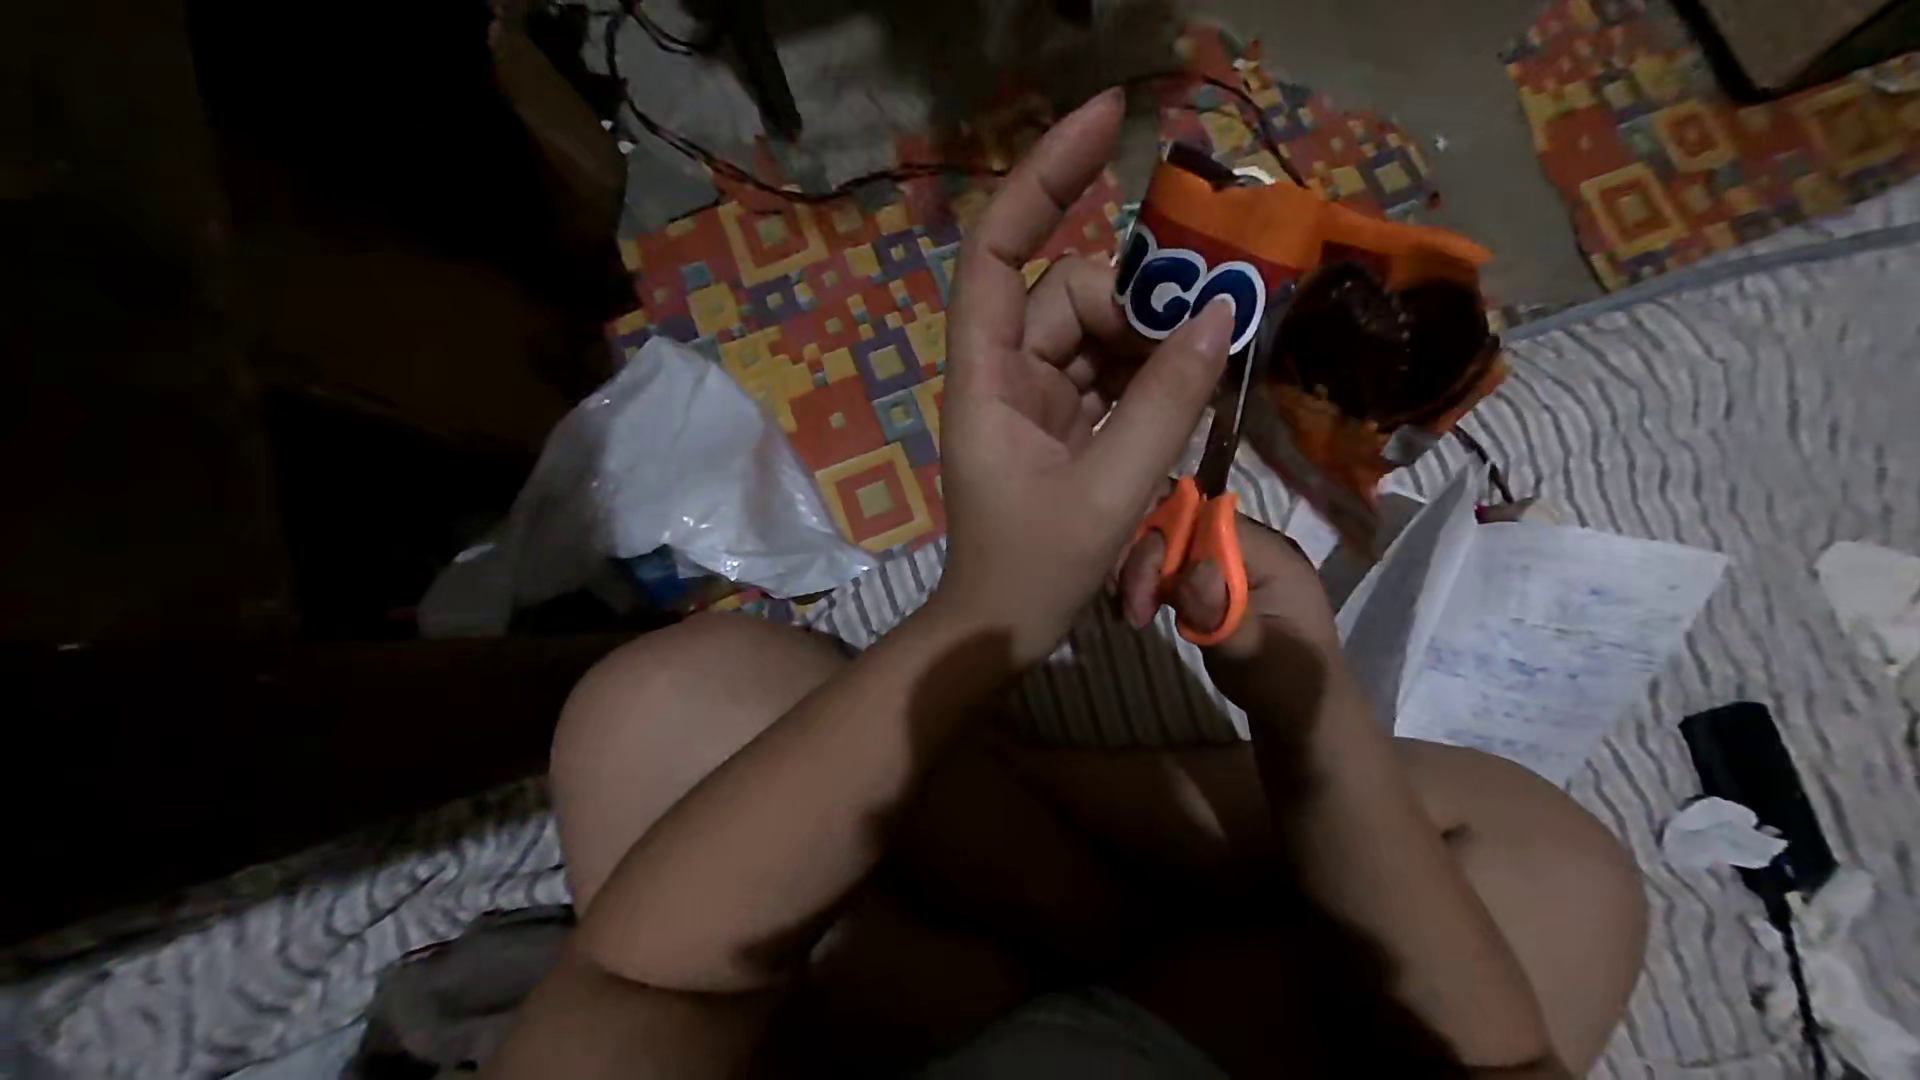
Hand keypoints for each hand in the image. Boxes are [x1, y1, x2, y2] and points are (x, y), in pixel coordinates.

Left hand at [933, 88, 1234, 663]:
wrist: (1001, 629)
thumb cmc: (1032, 572)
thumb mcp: (1107, 492)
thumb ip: (1164, 405)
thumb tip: (1221, 318)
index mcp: (987, 380)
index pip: (998, 252)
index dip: (1044, 178)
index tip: (1112, 118)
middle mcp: (1006, 374)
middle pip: (1070, 295)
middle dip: (1140, 303)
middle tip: (1212, 331)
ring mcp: (1037, 399)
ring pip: (1099, 334)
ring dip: (1156, 344)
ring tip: (1208, 377)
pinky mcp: (1064, 425)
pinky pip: (1112, 375)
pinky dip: (1153, 377)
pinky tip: (1191, 394)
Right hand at [1116, 513, 1343, 715]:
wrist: (1301, 707)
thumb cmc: (1285, 683)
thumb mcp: (1253, 654)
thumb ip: (1222, 614)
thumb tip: (1193, 571)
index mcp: (1268, 552)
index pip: (1204, 521)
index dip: (1163, 542)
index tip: (1140, 591)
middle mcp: (1247, 545)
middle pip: (1179, 526)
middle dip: (1144, 562)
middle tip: (1129, 611)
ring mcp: (1228, 560)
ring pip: (1168, 544)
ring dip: (1140, 573)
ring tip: (1129, 614)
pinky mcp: (1211, 577)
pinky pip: (1170, 565)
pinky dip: (1146, 582)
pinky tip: (1135, 610)